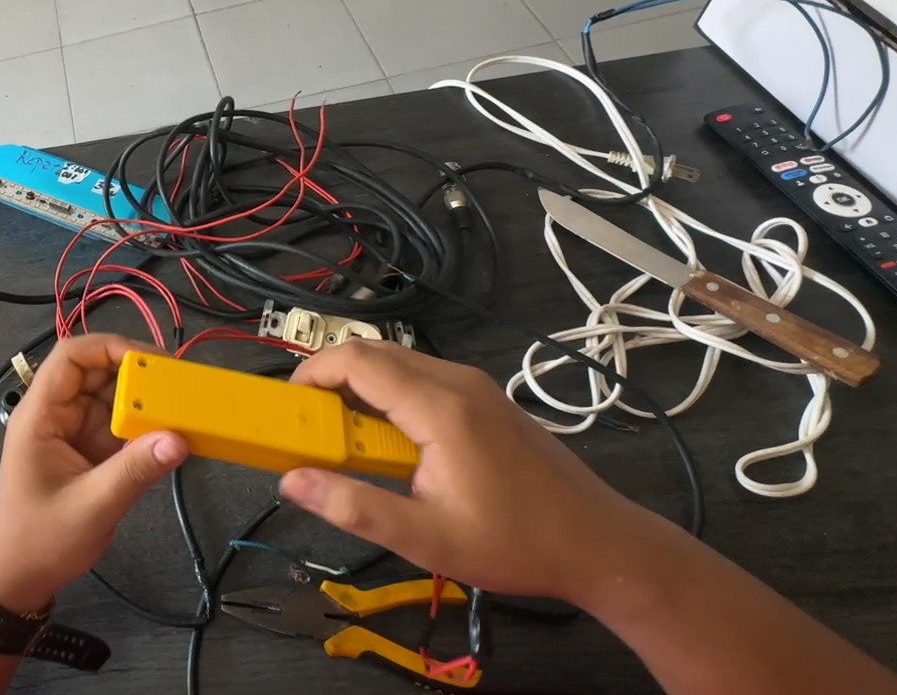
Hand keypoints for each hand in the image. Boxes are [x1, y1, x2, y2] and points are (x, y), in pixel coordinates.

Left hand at [0, 334, 188, 612]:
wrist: (21, 577)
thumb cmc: (42, 539)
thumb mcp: (91, 507)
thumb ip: (134, 471)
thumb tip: (179, 440)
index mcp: (40, 414)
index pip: (70, 357)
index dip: (108, 348)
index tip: (150, 361)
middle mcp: (56, 413)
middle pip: (95, 372)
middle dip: (135, 373)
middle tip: (178, 382)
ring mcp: (72, 429)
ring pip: (110, 396)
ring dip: (143, 399)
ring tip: (182, 404)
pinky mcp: (88, 448)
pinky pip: (118, 423)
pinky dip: (143, 424)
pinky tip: (170, 430)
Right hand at [277, 340, 667, 601]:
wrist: (605, 546)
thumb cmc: (515, 543)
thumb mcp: (427, 540)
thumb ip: (355, 508)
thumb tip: (292, 482)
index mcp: (440, 408)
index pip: (358, 360)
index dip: (314, 372)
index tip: (291, 405)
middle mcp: (456, 380)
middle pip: (372, 351)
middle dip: (330, 375)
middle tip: (311, 419)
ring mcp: (474, 383)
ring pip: (395, 358)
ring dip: (358, 381)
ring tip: (344, 429)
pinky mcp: (484, 394)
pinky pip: (419, 373)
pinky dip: (387, 388)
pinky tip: (390, 433)